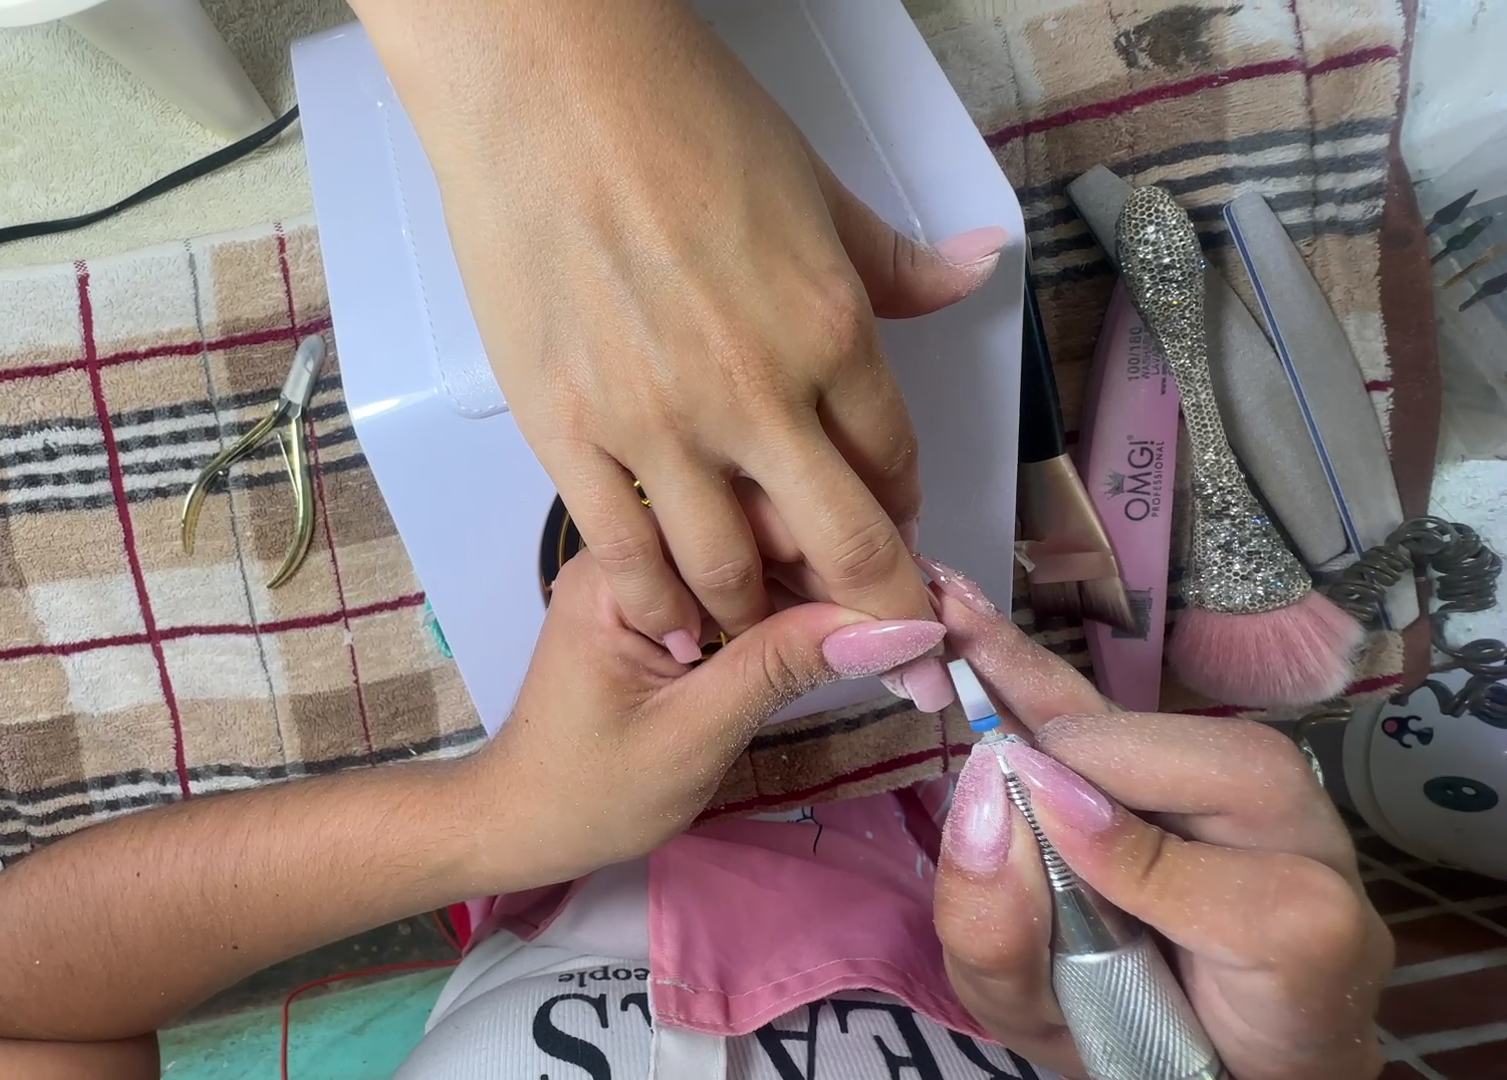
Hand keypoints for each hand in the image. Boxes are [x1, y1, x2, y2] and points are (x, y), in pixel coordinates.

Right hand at [354, 0, 1005, 659]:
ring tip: (751, 626)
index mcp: (829, 329)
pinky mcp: (567, 436)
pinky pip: (623, 552)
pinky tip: (671, 631)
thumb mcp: (809, 183)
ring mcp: (655, 425)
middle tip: (857, 633)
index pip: (892, 462)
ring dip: (752, 614)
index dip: (901, 519)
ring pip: (725, 566)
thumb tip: (972, 266)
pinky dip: (656, 605)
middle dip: (861, 602)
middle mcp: (754, 396)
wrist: (544, 94)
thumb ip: (887, 257)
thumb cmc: (677, 120)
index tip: (891, 545)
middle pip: (834, 541)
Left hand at [464, 552, 947, 888]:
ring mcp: (649, 575)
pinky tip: (846, 638)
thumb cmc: (593, 791)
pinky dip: (794, 615)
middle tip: (925, 628)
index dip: (838, 557)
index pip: (744, 524)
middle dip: (841, 578)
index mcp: (622, 568)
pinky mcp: (664, 605)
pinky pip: (740, 590)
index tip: (922, 605)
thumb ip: (780, 669)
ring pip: (756, 559)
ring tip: (901, 638)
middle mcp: (634, 550)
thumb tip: (896, 625)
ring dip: (827, 596)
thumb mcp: (691, 735)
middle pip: (754, 532)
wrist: (525, 820)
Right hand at [925, 559, 1391, 1079]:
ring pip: (1204, 731)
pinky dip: (1033, 665)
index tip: (1037, 816)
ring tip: (965, 665)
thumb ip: (998, 937)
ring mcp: (1263, 816)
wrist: (1148, 1012)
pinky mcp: (1187, 763)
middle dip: (1105, 754)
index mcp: (1297, 990)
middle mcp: (1307, 882)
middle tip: (1001, 763)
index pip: (1277, 913)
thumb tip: (978, 803)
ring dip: (1064, 698)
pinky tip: (966, 618)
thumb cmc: (1093, 1029)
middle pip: (1256, 781)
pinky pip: (1125, 705)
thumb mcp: (1025, 1014)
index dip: (1152, 860)